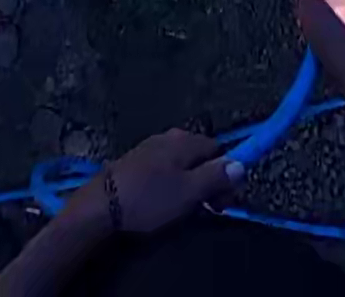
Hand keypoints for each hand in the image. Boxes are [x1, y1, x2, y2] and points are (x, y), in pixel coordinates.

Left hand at [69, 129, 240, 233]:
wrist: (103, 203)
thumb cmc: (149, 198)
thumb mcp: (188, 192)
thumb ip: (215, 177)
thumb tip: (241, 164)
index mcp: (186, 140)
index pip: (219, 150)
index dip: (227, 175)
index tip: (224, 201)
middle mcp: (171, 136)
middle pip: (202, 155)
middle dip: (209, 180)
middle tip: (207, 209)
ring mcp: (154, 145)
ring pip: (184, 162)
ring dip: (192, 183)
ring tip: (186, 208)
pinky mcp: (140, 159)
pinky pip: (167, 167)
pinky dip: (174, 182)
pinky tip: (166, 200)